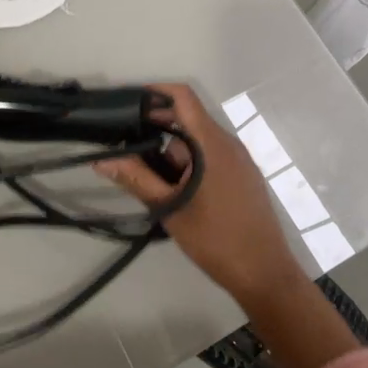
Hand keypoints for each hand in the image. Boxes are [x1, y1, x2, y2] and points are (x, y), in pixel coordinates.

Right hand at [94, 84, 305, 301]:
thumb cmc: (216, 240)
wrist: (266, 276)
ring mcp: (240, 160)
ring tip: (150, 178)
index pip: (184, 96)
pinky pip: (211, 156)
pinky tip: (176, 190)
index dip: (156, 91)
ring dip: (172, 152)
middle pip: (188, 119)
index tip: (129, 102)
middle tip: (128, 147)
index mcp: (212, 143)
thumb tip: (102, 160)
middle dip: (157, 129)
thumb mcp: (170, 209)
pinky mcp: (244, 177)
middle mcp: (229, 143)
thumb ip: (136, 179)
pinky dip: (190, 162)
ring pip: (198, 141)